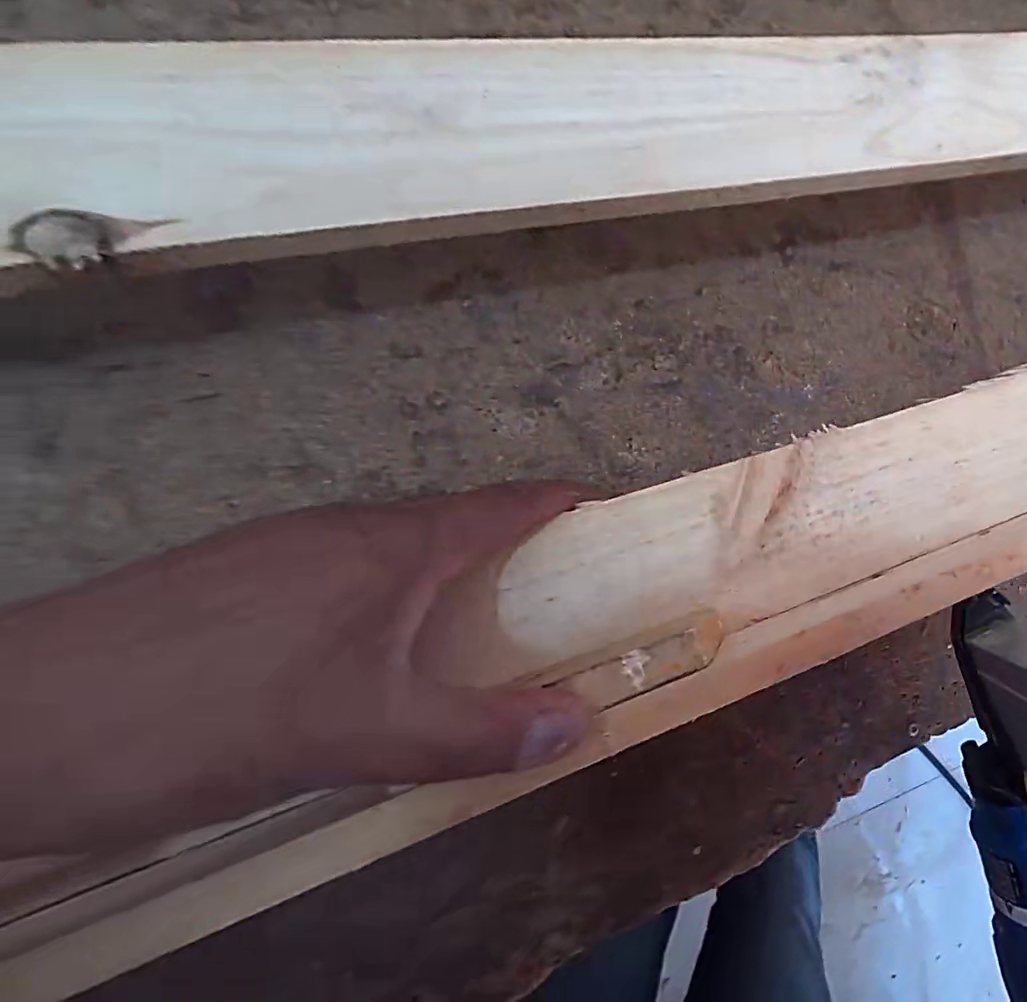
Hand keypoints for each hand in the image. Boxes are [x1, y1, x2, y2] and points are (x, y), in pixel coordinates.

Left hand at [0, 482, 596, 857]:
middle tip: (546, 597)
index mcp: (399, 546)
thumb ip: (478, 733)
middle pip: (459, 521)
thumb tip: (578, 727)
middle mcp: (348, 527)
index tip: (609, 520)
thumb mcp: (360, 738)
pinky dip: (385, 589)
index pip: (510, 502)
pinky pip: (342, 565)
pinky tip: (352, 649)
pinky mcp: (229, 572)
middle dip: (515, 548)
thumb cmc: (204, 714)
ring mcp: (282, 544)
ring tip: (460, 628)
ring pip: (396, 545)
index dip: (568, 503)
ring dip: (446, 571)